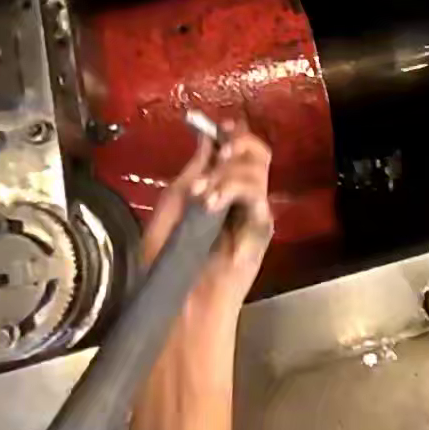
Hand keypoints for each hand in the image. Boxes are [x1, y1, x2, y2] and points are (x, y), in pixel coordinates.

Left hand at [140, 122, 273, 317]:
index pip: (239, 152)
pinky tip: (212, 202)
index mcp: (222, 191)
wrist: (176, 303)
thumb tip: (206, 138)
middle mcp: (242, 199)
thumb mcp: (171, 207)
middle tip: (222, 150)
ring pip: (257, 170)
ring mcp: (254, 213)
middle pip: (257, 154)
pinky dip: (234, 190)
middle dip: (240, 144)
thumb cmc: (167, 261)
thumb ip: (192, 173)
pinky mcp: (261, 229)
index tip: (220, 126)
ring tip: (204, 194)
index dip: (234, 134)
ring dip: (228, 173)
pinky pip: (257, 197)